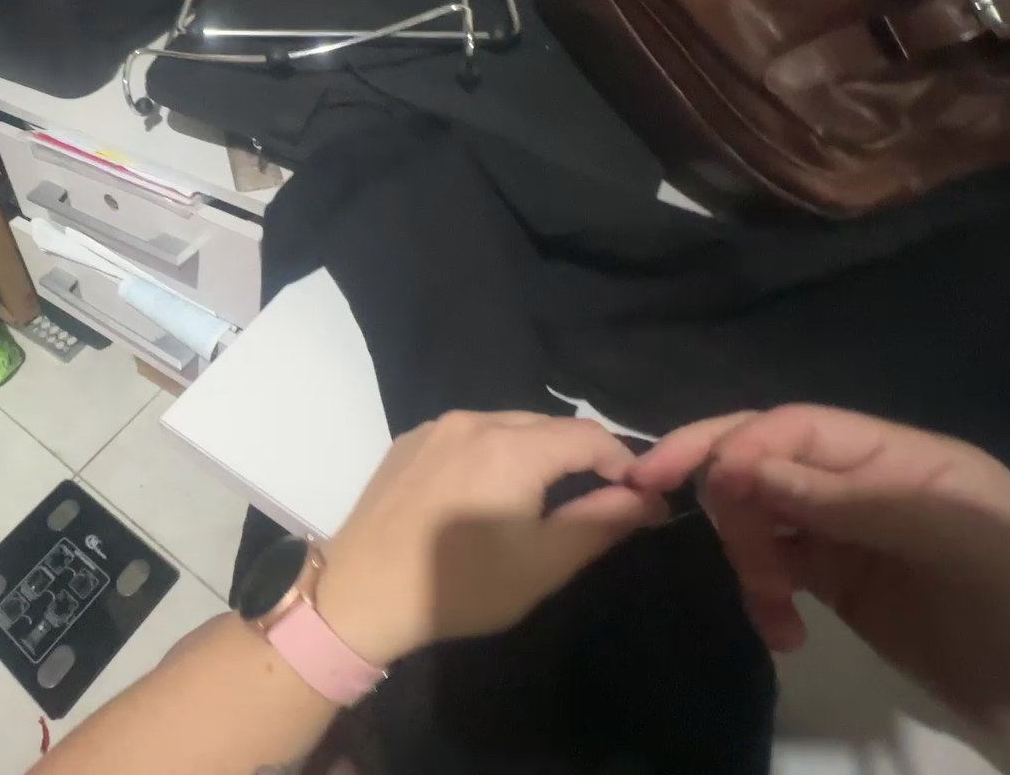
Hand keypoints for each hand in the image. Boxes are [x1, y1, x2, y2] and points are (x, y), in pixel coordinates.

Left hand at [315, 411, 666, 665]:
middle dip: (580, 457)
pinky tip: (487, 491)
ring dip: (534, 453)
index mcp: (509, 445)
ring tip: (544, 498)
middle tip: (597, 502)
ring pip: (503, 426)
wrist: (364, 588)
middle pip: (545, 425)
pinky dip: (491, 453)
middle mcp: (470, 421)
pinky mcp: (407, 442)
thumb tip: (645, 496)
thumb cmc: (463, 583)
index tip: (639, 500)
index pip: (588, 434)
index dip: (624, 463)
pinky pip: (466, 435)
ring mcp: (432, 428)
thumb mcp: (545, 561)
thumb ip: (601, 521)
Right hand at [629, 405, 1009, 767]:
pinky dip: (757, 594)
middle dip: (725, 501)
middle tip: (709, 542)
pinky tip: (779, 630)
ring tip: (770, 607)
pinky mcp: (828, 579)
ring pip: (749, 517)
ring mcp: (839, 532)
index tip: (678, 480)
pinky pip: (765, 567)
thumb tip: (733, 466)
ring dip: (743, 558)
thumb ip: (843, 498)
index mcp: (892, 456)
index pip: (786, 427)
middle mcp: (856, 483)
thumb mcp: (952, 541)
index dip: (729, 444)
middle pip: (754, 464)